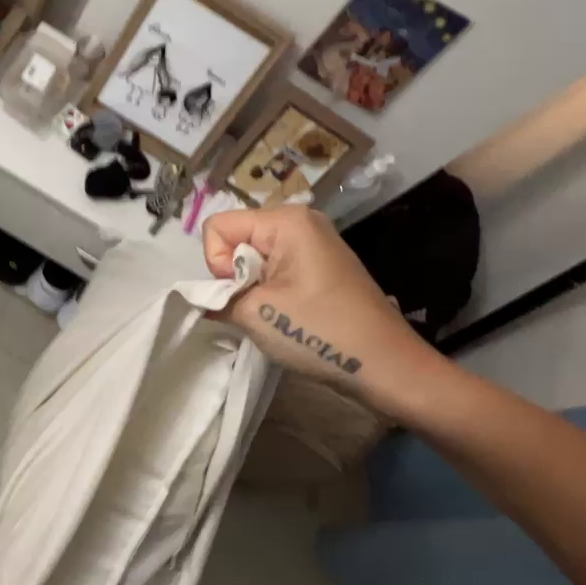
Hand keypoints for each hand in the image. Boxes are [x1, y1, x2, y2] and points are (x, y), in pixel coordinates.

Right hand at [203, 205, 441, 412]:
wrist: (384, 364)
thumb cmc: (319, 332)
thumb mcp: (255, 314)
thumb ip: (218, 298)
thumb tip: (201, 296)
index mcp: (286, 221)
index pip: (218, 226)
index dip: (217, 263)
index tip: (242, 292)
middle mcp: (300, 221)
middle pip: (237, 238)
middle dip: (234, 274)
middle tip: (259, 306)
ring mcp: (313, 243)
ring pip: (254, 256)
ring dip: (252, 286)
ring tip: (274, 313)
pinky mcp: (321, 266)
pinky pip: (276, 267)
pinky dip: (270, 290)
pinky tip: (288, 315)